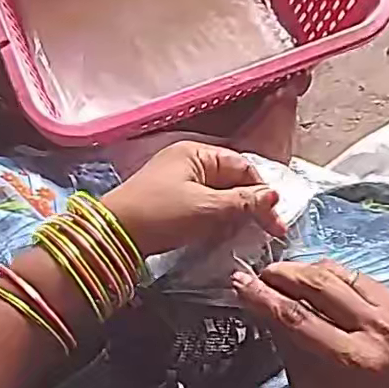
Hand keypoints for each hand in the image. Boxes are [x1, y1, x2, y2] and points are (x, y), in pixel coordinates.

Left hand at [100, 140, 283, 255]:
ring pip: (216, 194)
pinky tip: (219, 234)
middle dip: (248, 205)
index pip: (242, 167)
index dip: (262, 193)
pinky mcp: (166, 200)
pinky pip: (200, 205)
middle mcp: (186, 160)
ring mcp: (175, 179)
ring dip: (232, 214)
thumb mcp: (207, 208)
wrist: (113, 233)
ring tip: (243, 234)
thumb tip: (274, 195)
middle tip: (264, 232)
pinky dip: (213, 218)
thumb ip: (243, 202)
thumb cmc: (161, 214)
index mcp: (197, 152)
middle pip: (230, 179)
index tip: (275, 223)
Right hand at [231, 260, 388, 387]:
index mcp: (353, 359)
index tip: (239, 282)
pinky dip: (326, 273)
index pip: (298, 317)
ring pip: (335, 272)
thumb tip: (260, 302)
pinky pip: (353, 273)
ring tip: (282, 277)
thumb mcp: (307, 381)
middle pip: (319, 285)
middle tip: (260, 275)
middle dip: (282, 274)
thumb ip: (286, 339)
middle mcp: (377, 330)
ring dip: (302, 270)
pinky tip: (313, 282)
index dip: (264, 297)